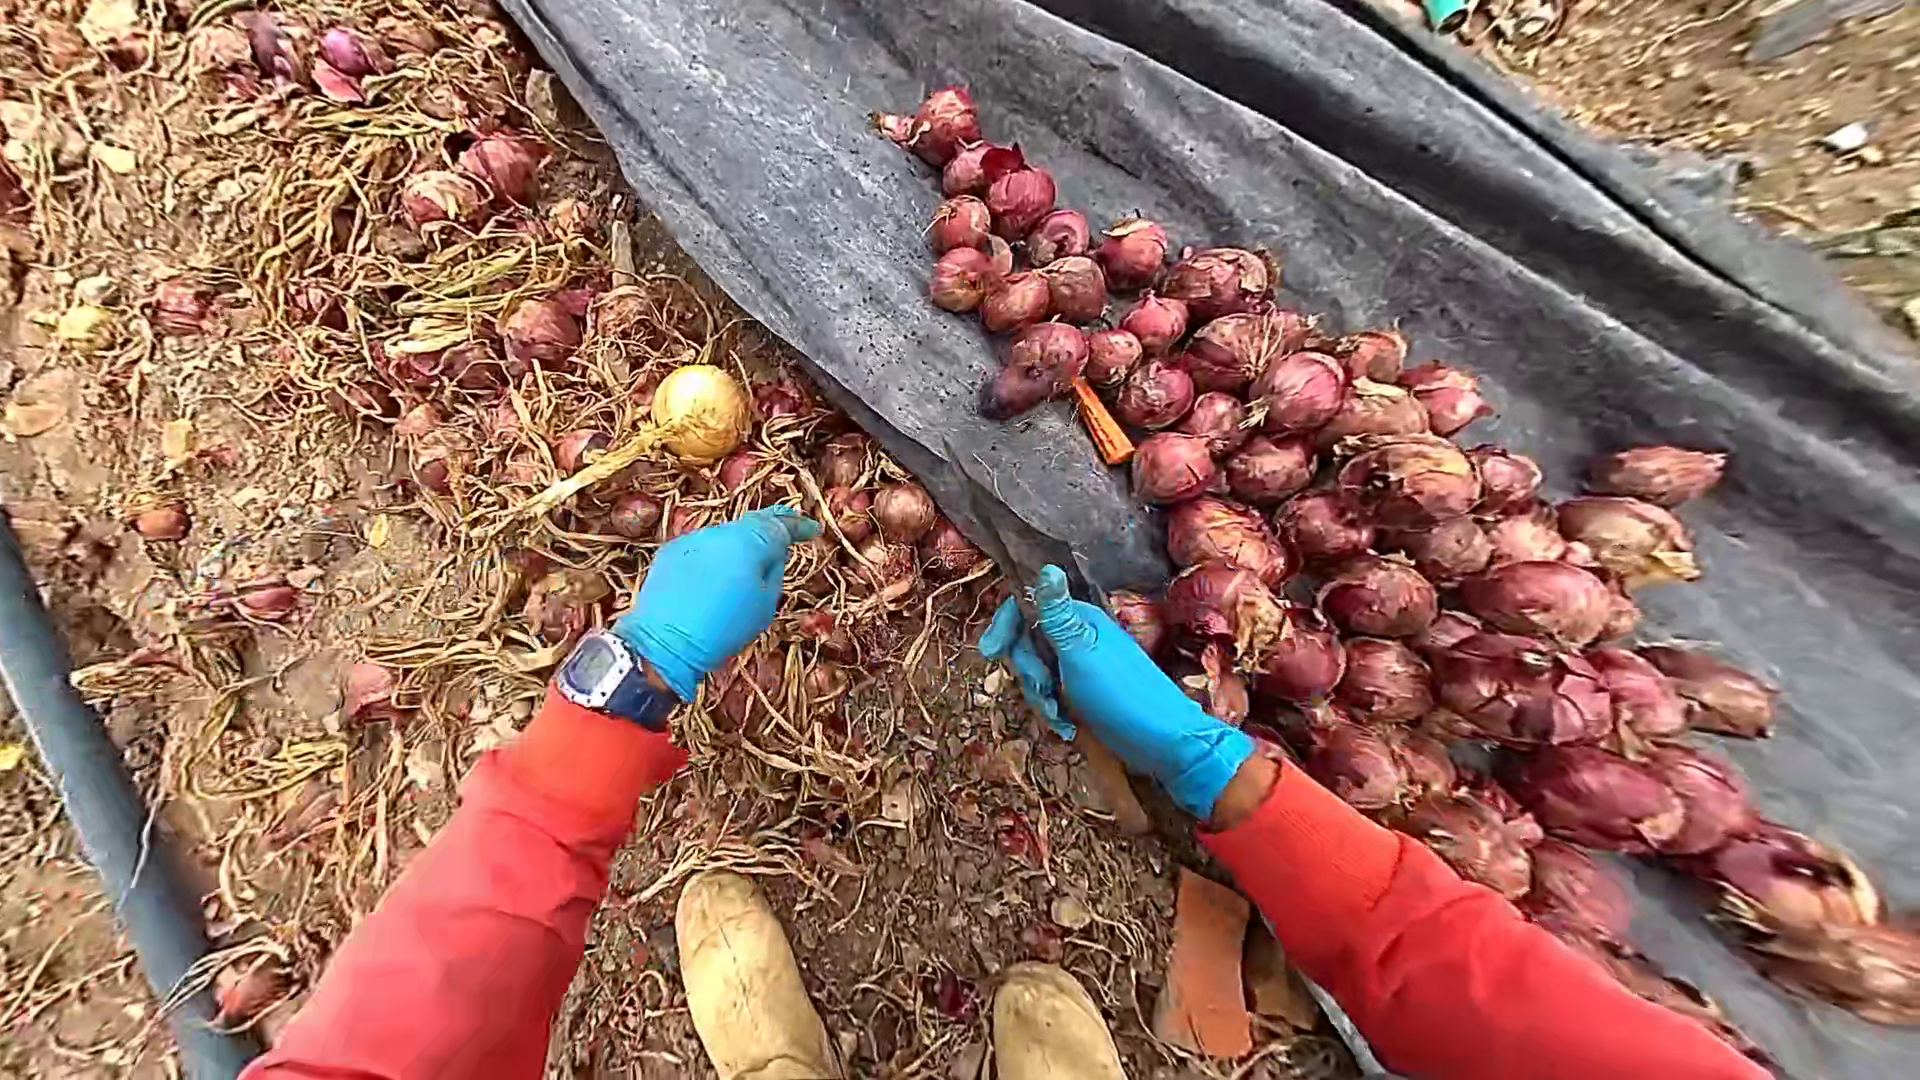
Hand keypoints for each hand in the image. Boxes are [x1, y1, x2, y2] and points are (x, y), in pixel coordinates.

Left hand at [613, 506, 820, 699]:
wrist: (665, 644)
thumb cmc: (726, 628)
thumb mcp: (766, 604)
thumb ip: (775, 570)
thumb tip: (775, 553)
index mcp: (749, 543)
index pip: (780, 525)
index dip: (799, 526)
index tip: (813, 530)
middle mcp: (720, 533)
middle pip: (753, 524)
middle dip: (772, 528)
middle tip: (789, 532)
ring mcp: (693, 540)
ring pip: (728, 535)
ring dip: (744, 542)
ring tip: (754, 558)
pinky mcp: (672, 552)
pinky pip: (705, 547)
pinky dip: (719, 554)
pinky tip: (722, 572)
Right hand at [979, 565, 1253, 819]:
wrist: (1165, 744)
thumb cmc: (1123, 695)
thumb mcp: (1080, 654)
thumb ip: (1057, 615)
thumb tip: (1046, 567)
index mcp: (1077, 619)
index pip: (1026, 608)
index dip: (1004, 627)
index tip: (989, 653)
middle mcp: (1076, 636)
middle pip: (1026, 643)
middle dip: (1027, 671)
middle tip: (1044, 690)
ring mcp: (1079, 665)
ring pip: (1036, 671)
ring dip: (1039, 695)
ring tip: (1059, 715)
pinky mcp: (1081, 690)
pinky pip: (1051, 692)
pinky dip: (1053, 709)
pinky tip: (1066, 726)